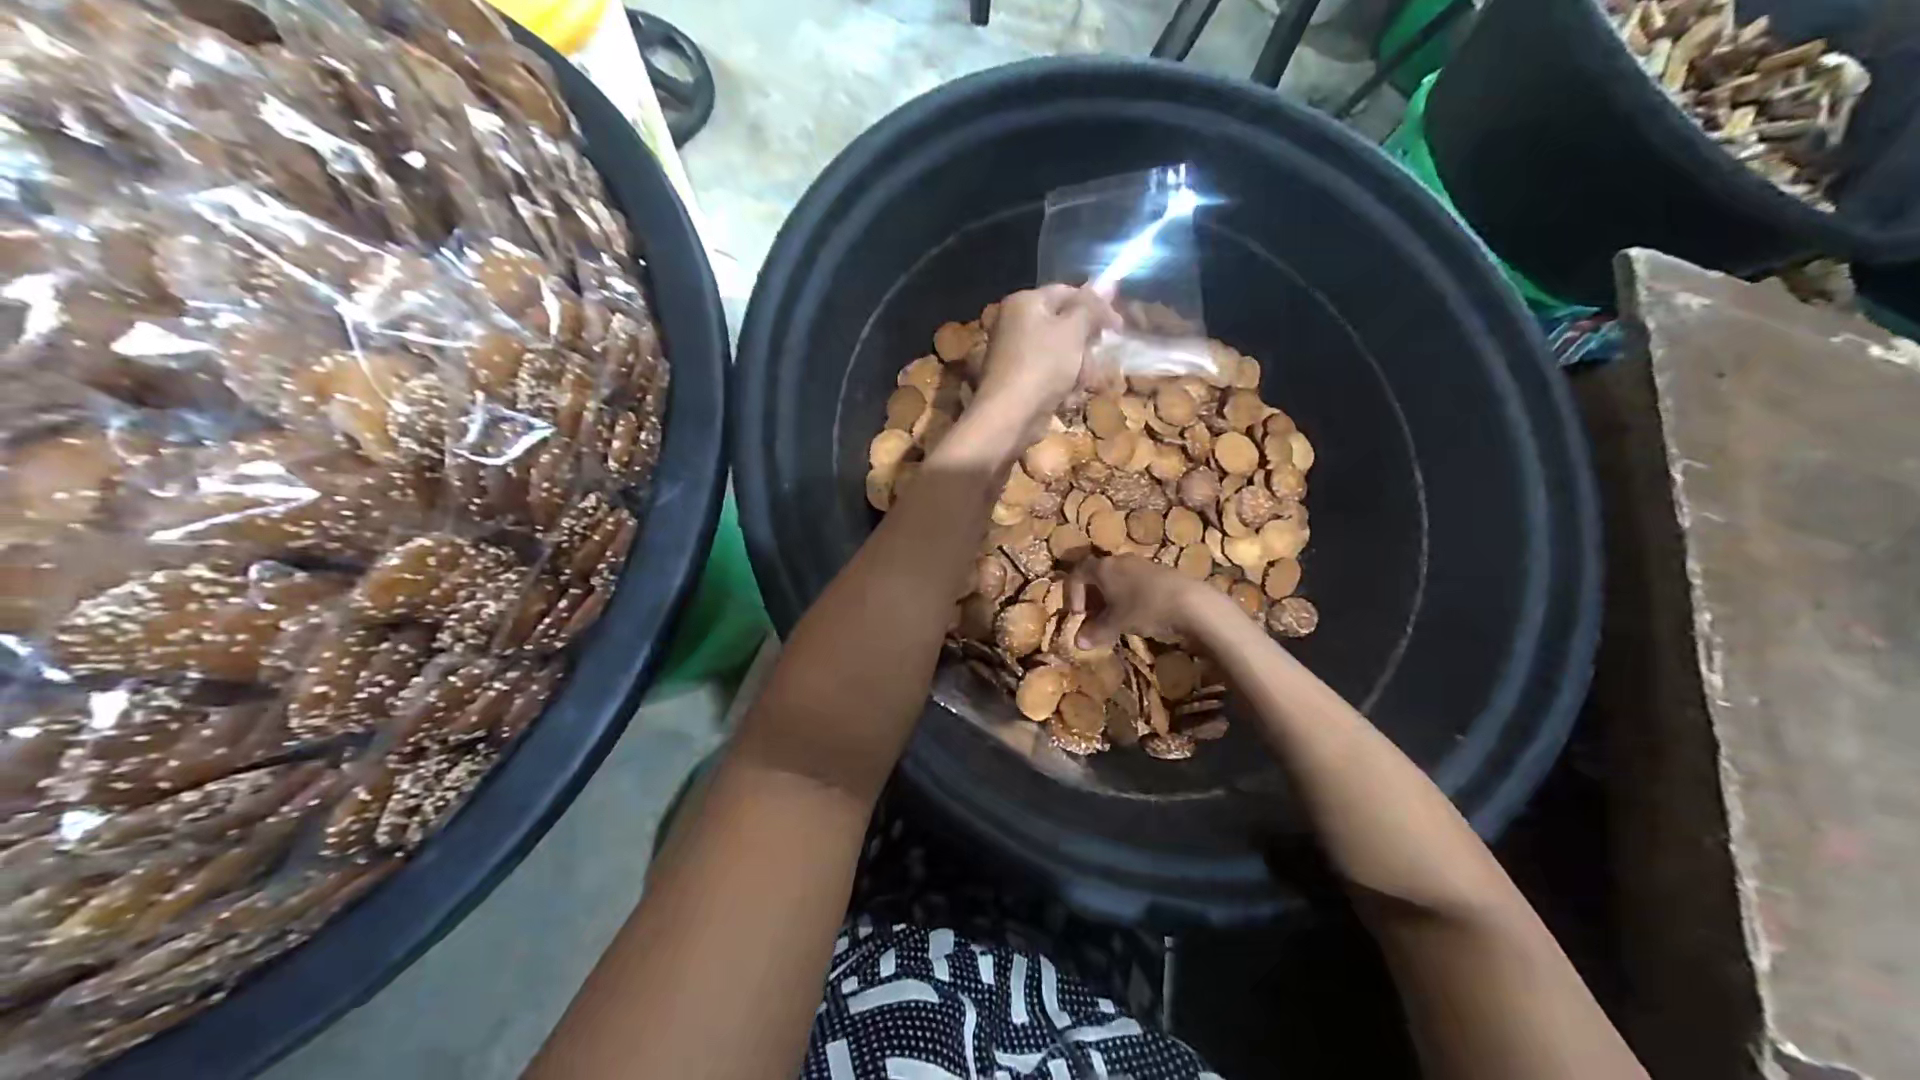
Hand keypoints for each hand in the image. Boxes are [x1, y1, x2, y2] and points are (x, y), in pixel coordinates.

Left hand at [971, 285, 1120, 437]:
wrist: (1009, 416)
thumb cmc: (1042, 366)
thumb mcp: (1073, 330)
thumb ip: (1091, 306)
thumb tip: (1108, 281)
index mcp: (1025, 303)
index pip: (1068, 292)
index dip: (1097, 307)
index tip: (1118, 327)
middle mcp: (1016, 323)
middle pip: (1066, 325)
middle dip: (1086, 345)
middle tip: (1097, 358)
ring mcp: (1017, 353)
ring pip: (1062, 353)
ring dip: (1079, 369)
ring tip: (1081, 383)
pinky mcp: (1021, 380)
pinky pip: (1051, 375)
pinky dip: (1063, 385)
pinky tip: (1067, 398)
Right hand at [1066, 555, 1217, 650]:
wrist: (1191, 602)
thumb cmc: (1144, 609)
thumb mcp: (1116, 624)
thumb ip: (1095, 632)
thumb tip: (1078, 642)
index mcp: (1103, 567)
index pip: (1078, 573)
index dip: (1072, 594)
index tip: (1078, 615)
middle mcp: (1120, 560)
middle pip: (1097, 575)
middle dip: (1092, 598)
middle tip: (1094, 619)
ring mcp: (1141, 564)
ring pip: (1117, 579)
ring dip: (1111, 599)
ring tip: (1116, 620)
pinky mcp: (1160, 572)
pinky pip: (1135, 582)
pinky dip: (1128, 597)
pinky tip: (1138, 615)